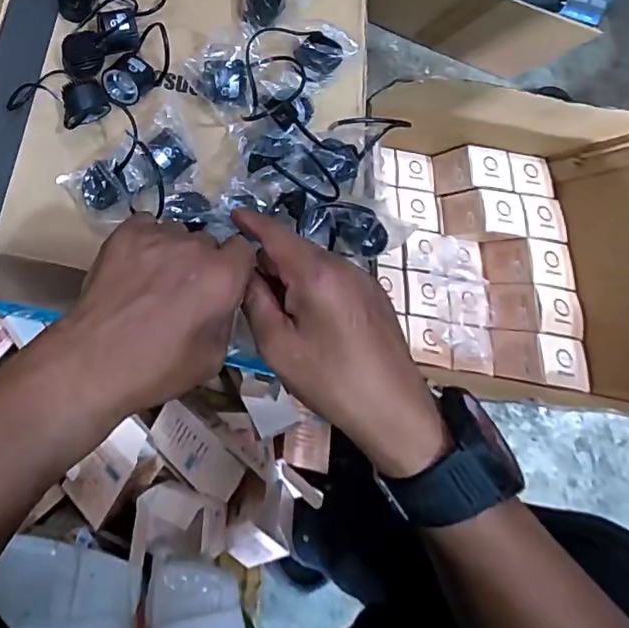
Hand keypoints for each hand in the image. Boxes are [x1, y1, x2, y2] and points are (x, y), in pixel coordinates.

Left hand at [46, 213, 255, 419]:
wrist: (95, 361)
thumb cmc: (158, 368)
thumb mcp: (213, 356)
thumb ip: (226, 315)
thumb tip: (221, 298)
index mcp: (223, 276)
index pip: (243, 249)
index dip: (233, 266)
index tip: (221, 284)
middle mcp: (195, 247)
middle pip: (208, 242)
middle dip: (201, 262)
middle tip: (182, 290)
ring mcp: (158, 235)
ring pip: (177, 233)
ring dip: (173, 251)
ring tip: (152, 279)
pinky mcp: (126, 232)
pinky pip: (147, 224)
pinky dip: (145, 239)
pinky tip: (134, 264)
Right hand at [232, 209, 452, 477]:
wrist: (396, 414)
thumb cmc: (330, 381)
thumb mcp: (278, 346)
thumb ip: (256, 301)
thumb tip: (246, 272)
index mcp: (316, 273)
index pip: (276, 234)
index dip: (252, 221)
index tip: (232, 213)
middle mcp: (342, 265)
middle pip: (295, 248)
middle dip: (268, 258)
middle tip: (244, 283)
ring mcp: (362, 279)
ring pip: (314, 263)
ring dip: (290, 273)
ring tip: (273, 306)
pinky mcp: (373, 295)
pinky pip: (332, 277)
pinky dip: (311, 283)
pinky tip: (305, 315)